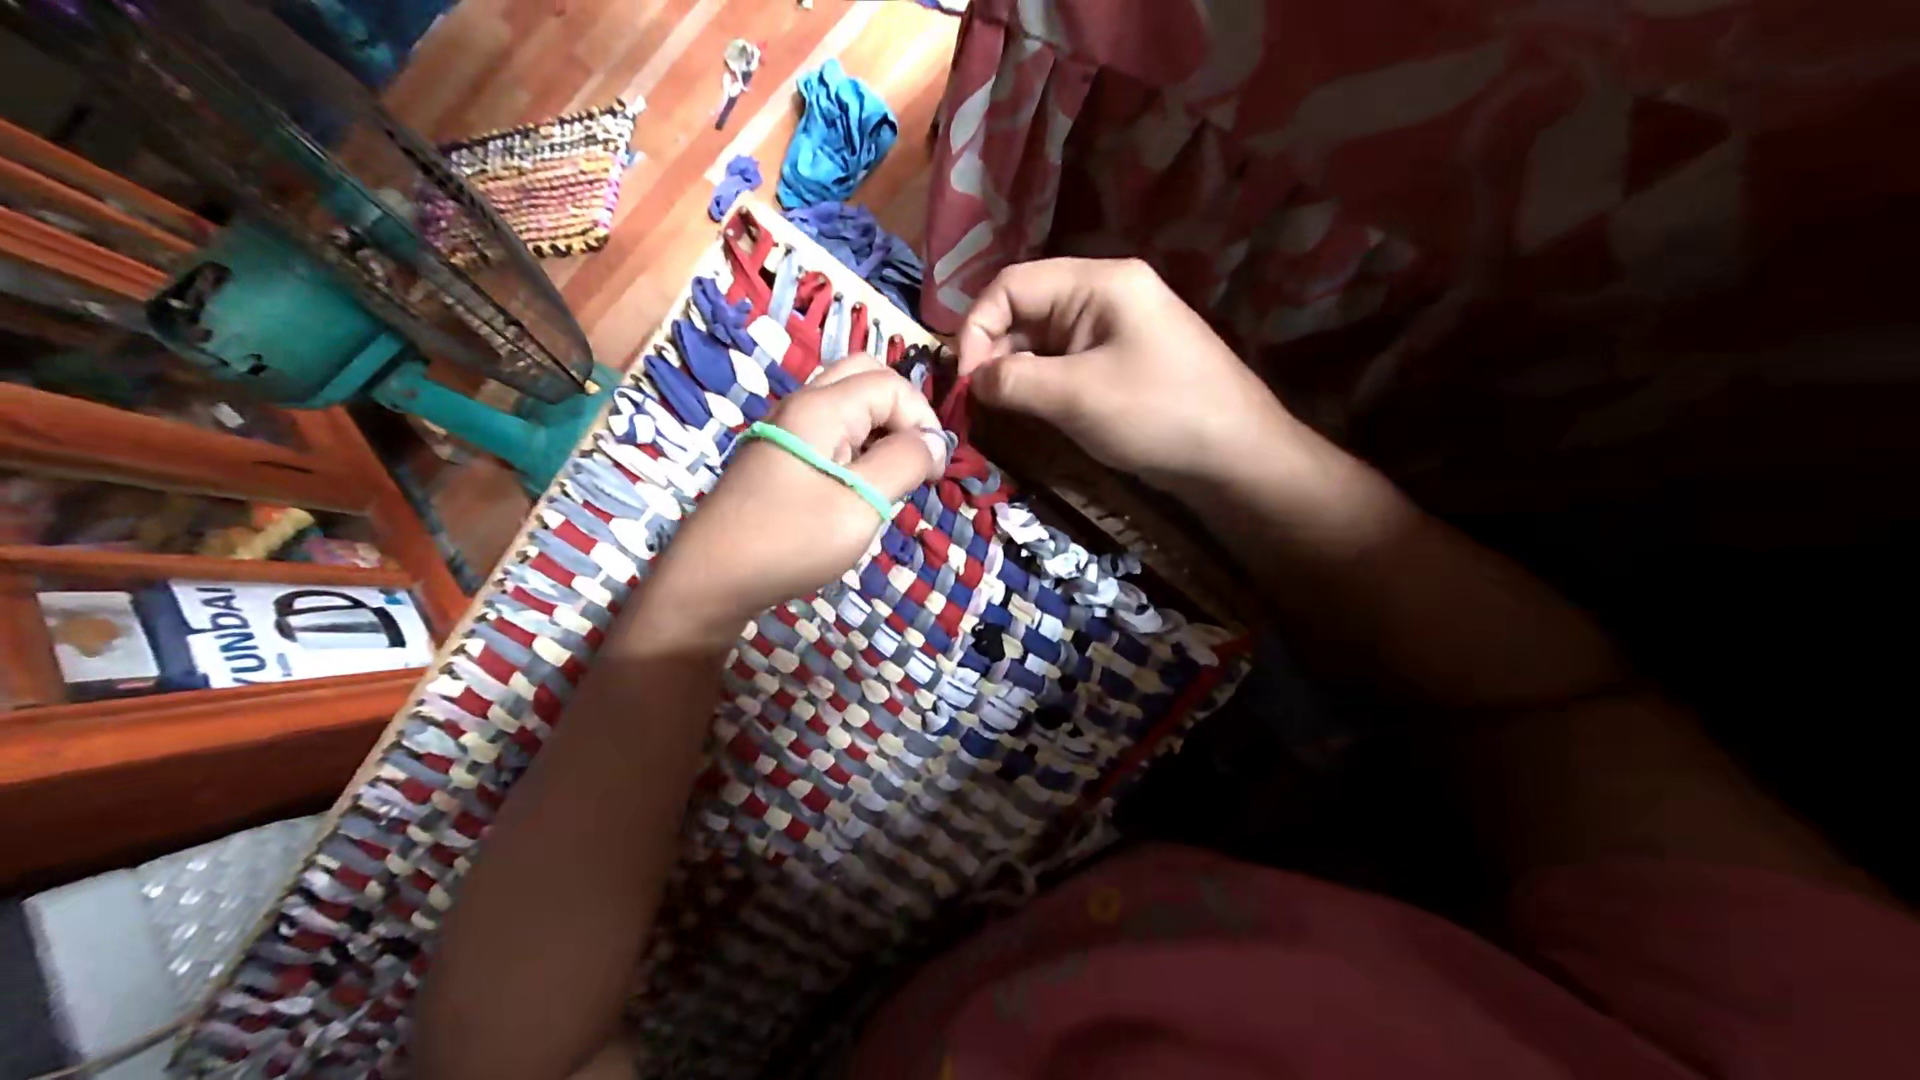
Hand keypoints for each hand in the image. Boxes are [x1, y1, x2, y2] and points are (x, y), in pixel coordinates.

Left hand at [630, 355, 945, 644]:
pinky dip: (857, 443)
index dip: (922, 420)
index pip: (891, 385)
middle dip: (902, 410)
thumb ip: (904, 463)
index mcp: (822, 408)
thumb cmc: (791, 540)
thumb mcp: (861, 504)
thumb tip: (935, 440)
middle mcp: (802, 405)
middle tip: (914, 457)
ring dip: (880, 427)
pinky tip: (859, 483)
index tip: (932, 472)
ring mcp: (786, 429)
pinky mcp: (779, 456)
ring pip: (847, 402)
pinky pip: (829, 429)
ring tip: (891, 474)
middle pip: (865, 376)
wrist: (712, 579)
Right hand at [957, 257, 1297, 490]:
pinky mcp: (1119, 361)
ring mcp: (1114, 329)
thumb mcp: (1076, 396)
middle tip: (977, 401)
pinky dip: (1040, 384)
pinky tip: (1031, 411)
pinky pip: (1064, 362)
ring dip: (1015, 372)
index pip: (1012, 285)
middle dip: (994, 352)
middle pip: (1026, 310)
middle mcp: (1104, 295)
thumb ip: (1013, 381)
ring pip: (1042, 340)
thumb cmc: (1158, 414)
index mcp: (1098, 283)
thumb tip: (972, 379)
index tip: (965, 380)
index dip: (977, 327)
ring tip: (1000, 410)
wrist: (1237, 456)